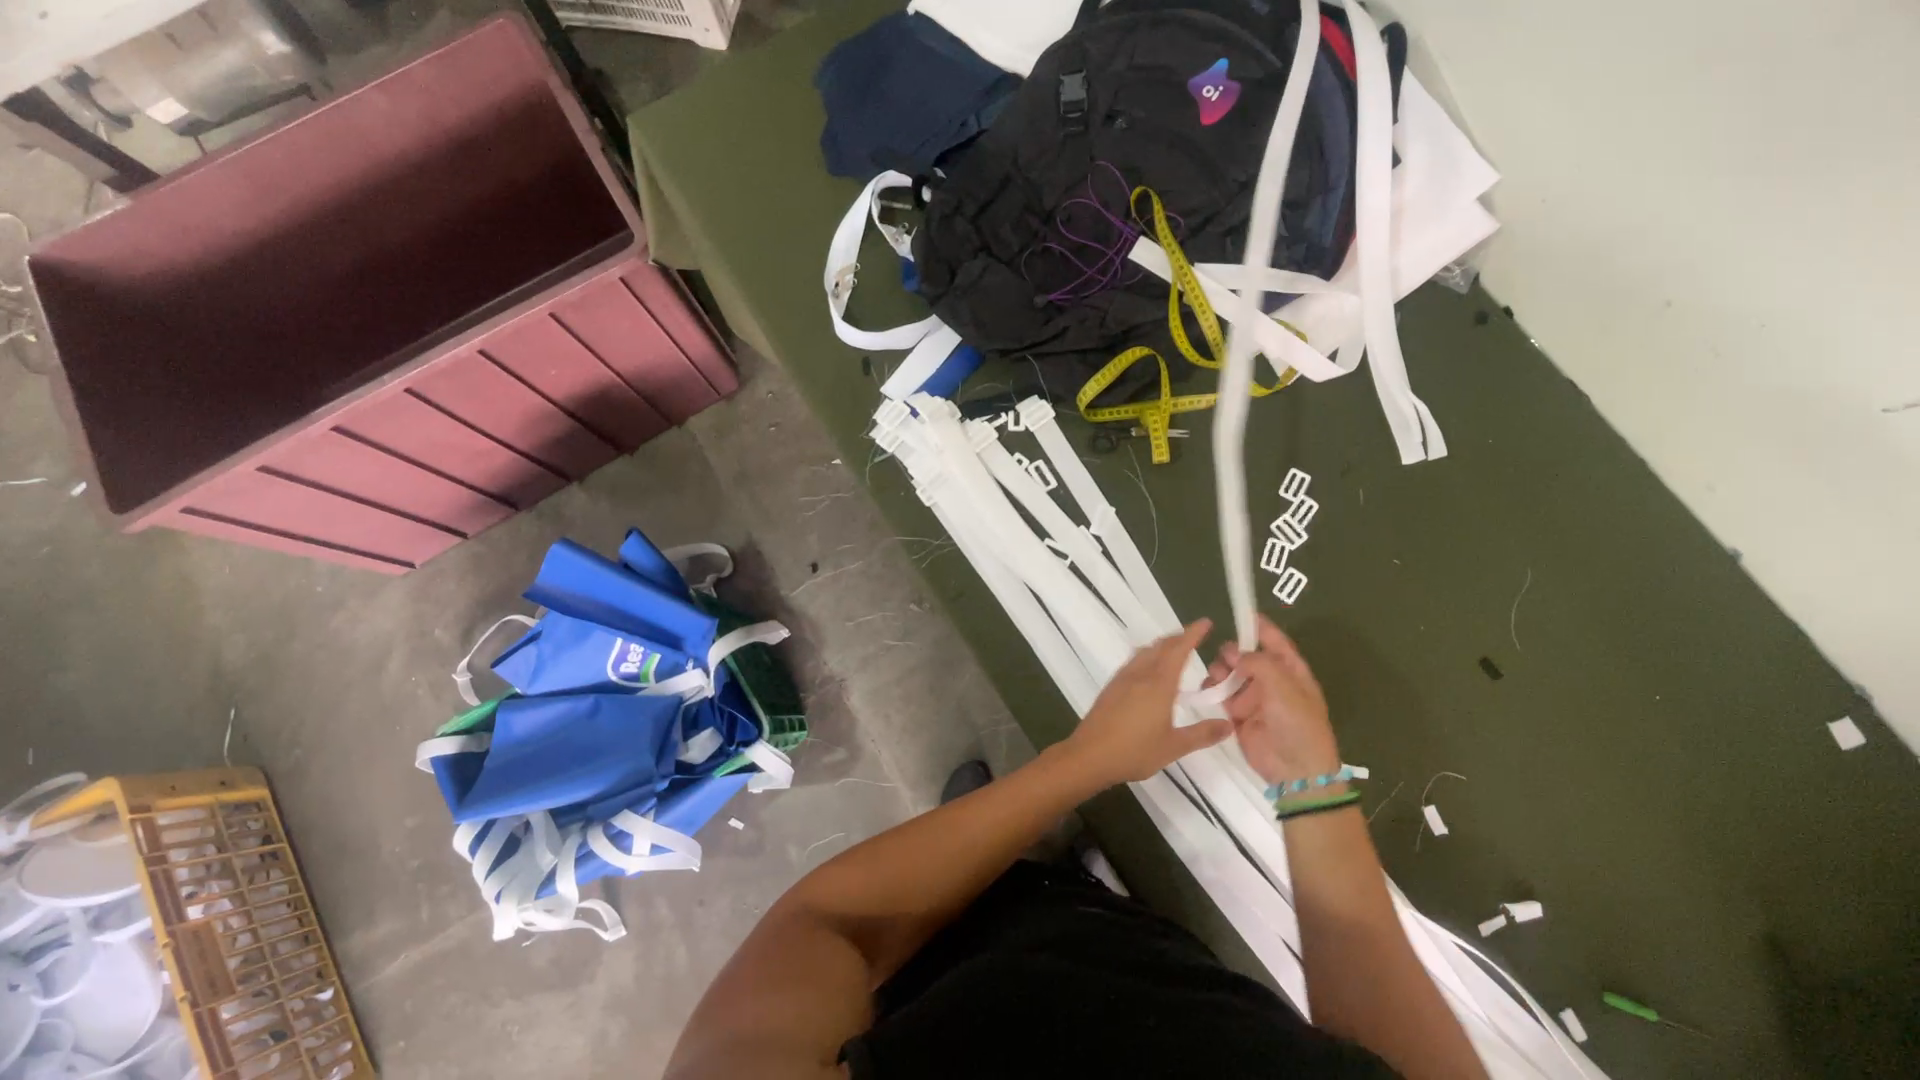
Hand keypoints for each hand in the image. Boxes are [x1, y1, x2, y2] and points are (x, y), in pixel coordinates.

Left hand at [1061, 620, 1234, 787]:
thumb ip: (1202, 734)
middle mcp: (1139, 675)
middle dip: (1178, 637)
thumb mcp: (1174, 746)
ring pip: (1144, 652)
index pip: (1179, 649)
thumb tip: (1229, 725)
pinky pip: (1133, 662)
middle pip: (1160, 646)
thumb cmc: (1134, 751)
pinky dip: (1147, 657)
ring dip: (1161, 646)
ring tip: (1173, 651)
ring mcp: (1121, 680)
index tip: (1206, 623)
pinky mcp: (1110, 688)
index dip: (1193, 634)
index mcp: (1158, 684)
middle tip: (1194, 636)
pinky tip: (1148, 672)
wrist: (1088, 756)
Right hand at [1206, 616, 1340, 785]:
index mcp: (1292, 673)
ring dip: (1221, 672)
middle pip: (1248, 657)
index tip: (1243, 615)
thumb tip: (1237, 652)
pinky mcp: (1239, 716)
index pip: (1276, 643)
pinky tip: (1209, 690)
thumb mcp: (1284, 688)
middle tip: (1226, 658)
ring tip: (1216, 677)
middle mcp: (1273, 682)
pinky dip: (1213, 691)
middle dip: (1234, 653)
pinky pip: (1222, 696)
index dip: (1261, 629)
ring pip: (1231, 675)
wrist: (1294, 769)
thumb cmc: (1297, 724)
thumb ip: (1259, 663)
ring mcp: (1255, 699)